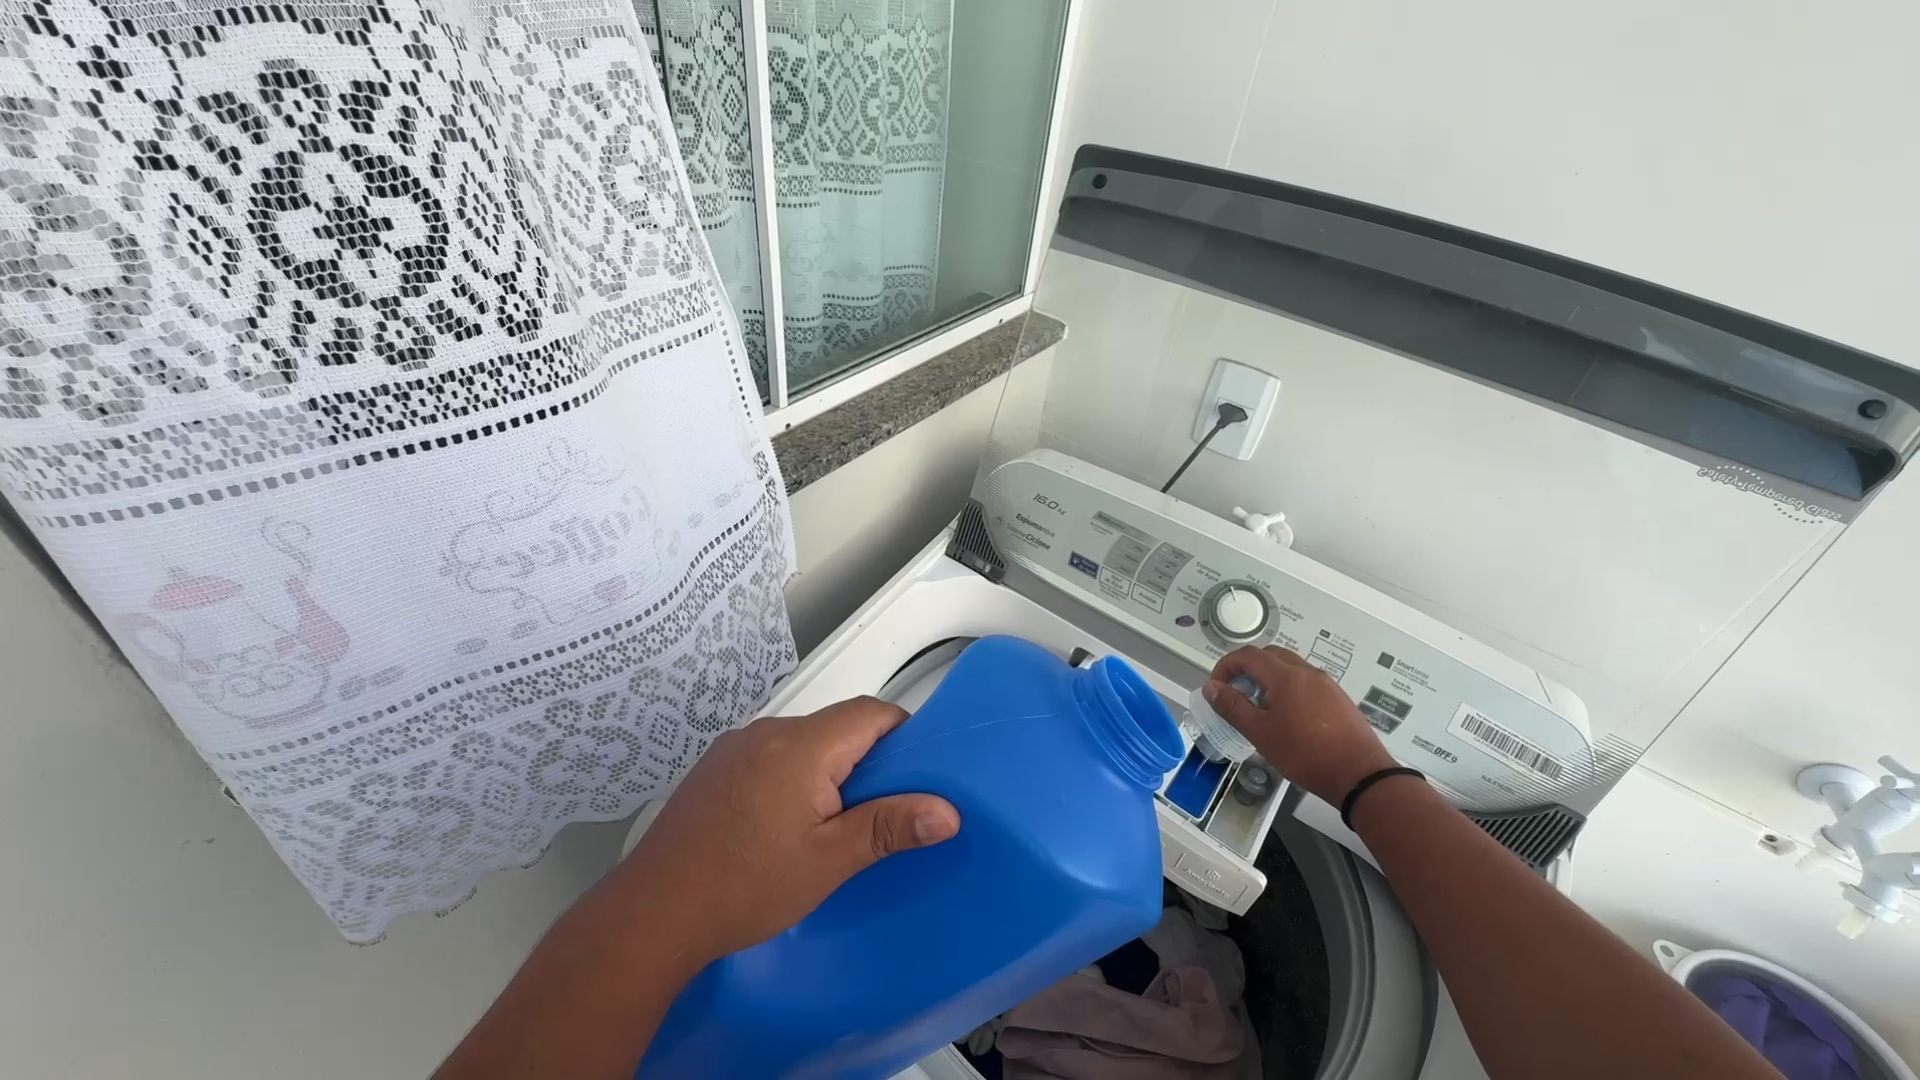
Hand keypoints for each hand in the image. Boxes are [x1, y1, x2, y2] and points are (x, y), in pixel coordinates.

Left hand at [614, 696, 960, 970]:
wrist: (651, 914)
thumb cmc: (747, 886)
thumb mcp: (829, 861)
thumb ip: (888, 827)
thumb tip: (948, 812)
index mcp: (802, 745)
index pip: (871, 712)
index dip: (904, 733)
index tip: (918, 773)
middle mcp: (767, 730)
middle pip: (837, 724)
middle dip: (867, 757)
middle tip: (881, 807)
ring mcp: (735, 746)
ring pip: (803, 740)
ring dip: (828, 766)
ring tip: (833, 820)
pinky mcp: (714, 766)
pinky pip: (771, 753)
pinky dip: (793, 773)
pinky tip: (784, 821)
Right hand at [1203, 645, 1398, 804]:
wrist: (1360, 776)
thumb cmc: (1305, 754)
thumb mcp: (1260, 732)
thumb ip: (1232, 706)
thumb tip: (1211, 687)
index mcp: (1286, 676)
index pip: (1248, 655)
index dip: (1226, 666)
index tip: (1217, 687)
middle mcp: (1308, 672)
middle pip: (1270, 655)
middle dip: (1247, 668)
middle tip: (1235, 692)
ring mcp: (1327, 685)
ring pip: (1290, 668)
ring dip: (1268, 678)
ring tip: (1260, 707)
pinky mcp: (1339, 699)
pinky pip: (1307, 682)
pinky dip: (1288, 688)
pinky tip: (1287, 717)